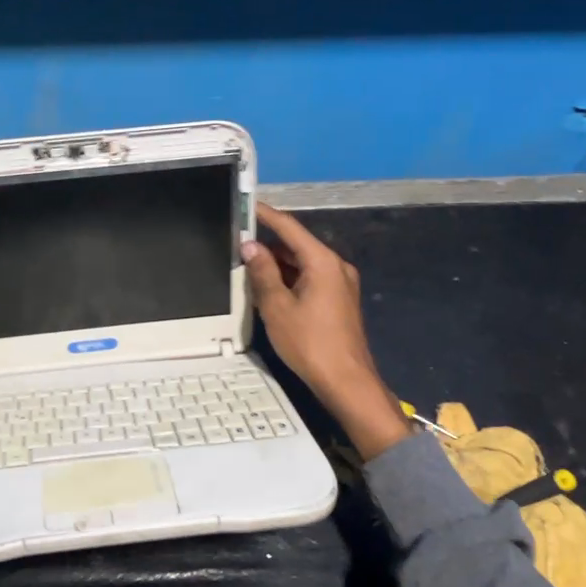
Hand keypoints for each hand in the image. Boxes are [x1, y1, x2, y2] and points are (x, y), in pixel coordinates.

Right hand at [243, 202, 411, 459]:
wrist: (347, 381)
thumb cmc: (310, 343)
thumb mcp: (277, 307)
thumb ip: (263, 273)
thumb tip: (251, 247)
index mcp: (322, 262)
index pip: (290, 228)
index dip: (266, 215)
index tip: (247, 205)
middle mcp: (336, 266)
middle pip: (297, 246)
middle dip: (269, 246)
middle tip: (239, 246)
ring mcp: (341, 284)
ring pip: (304, 264)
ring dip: (278, 266)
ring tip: (248, 269)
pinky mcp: (340, 301)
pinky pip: (311, 279)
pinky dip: (291, 280)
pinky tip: (270, 290)